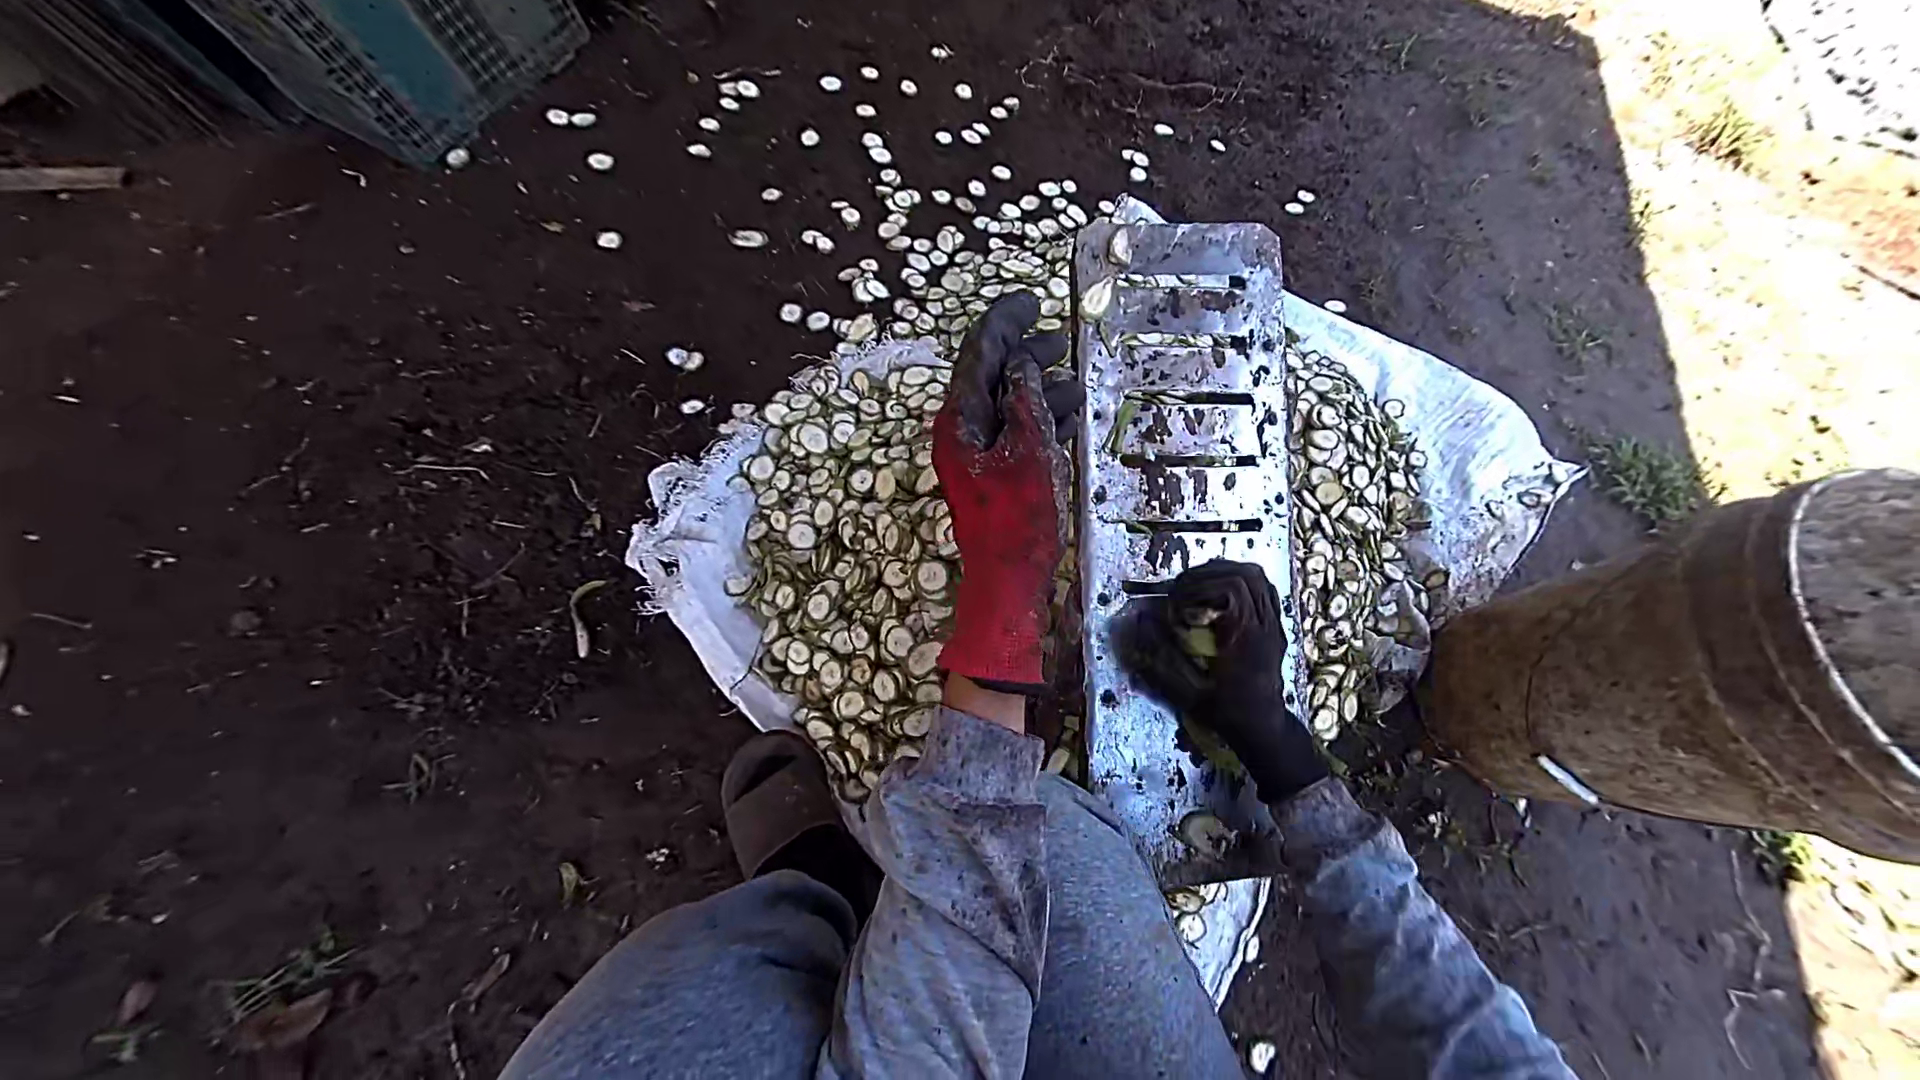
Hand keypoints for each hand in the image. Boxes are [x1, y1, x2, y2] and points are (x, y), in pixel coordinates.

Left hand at [931, 294, 1082, 689]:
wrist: (1007, 578)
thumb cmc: (1017, 519)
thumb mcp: (1029, 451)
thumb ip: (1025, 400)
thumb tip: (1023, 364)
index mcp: (959, 420)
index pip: (979, 354)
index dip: (1005, 321)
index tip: (1029, 300)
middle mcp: (961, 431)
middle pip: (991, 376)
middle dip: (1024, 352)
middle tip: (1056, 335)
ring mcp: (974, 453)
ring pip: (1005, 404)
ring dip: (1035, 387)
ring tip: (1070, 373)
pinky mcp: (990, 473)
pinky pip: (1013, 432)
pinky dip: (1037, 418)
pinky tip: (1064, 412)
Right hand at [1123, 560, 1328, 801]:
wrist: (1261, 728)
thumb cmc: (1224, 711)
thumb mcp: (1186, 690)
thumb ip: (1161, 656)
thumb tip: (1141, 621)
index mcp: (1247, 636)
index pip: (1231, 588)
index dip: (1198, 586)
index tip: (1175, 605)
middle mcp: (1265, 624)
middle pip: (1244, 574)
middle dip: (1205, 575)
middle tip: (1179, 592)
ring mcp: (1273, 623)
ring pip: (1255, 575)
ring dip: (1220, 573)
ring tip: (1194, 587)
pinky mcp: (1273, 624)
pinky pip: (1262, 587)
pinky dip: (1236, 580)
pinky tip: (1216, 592)